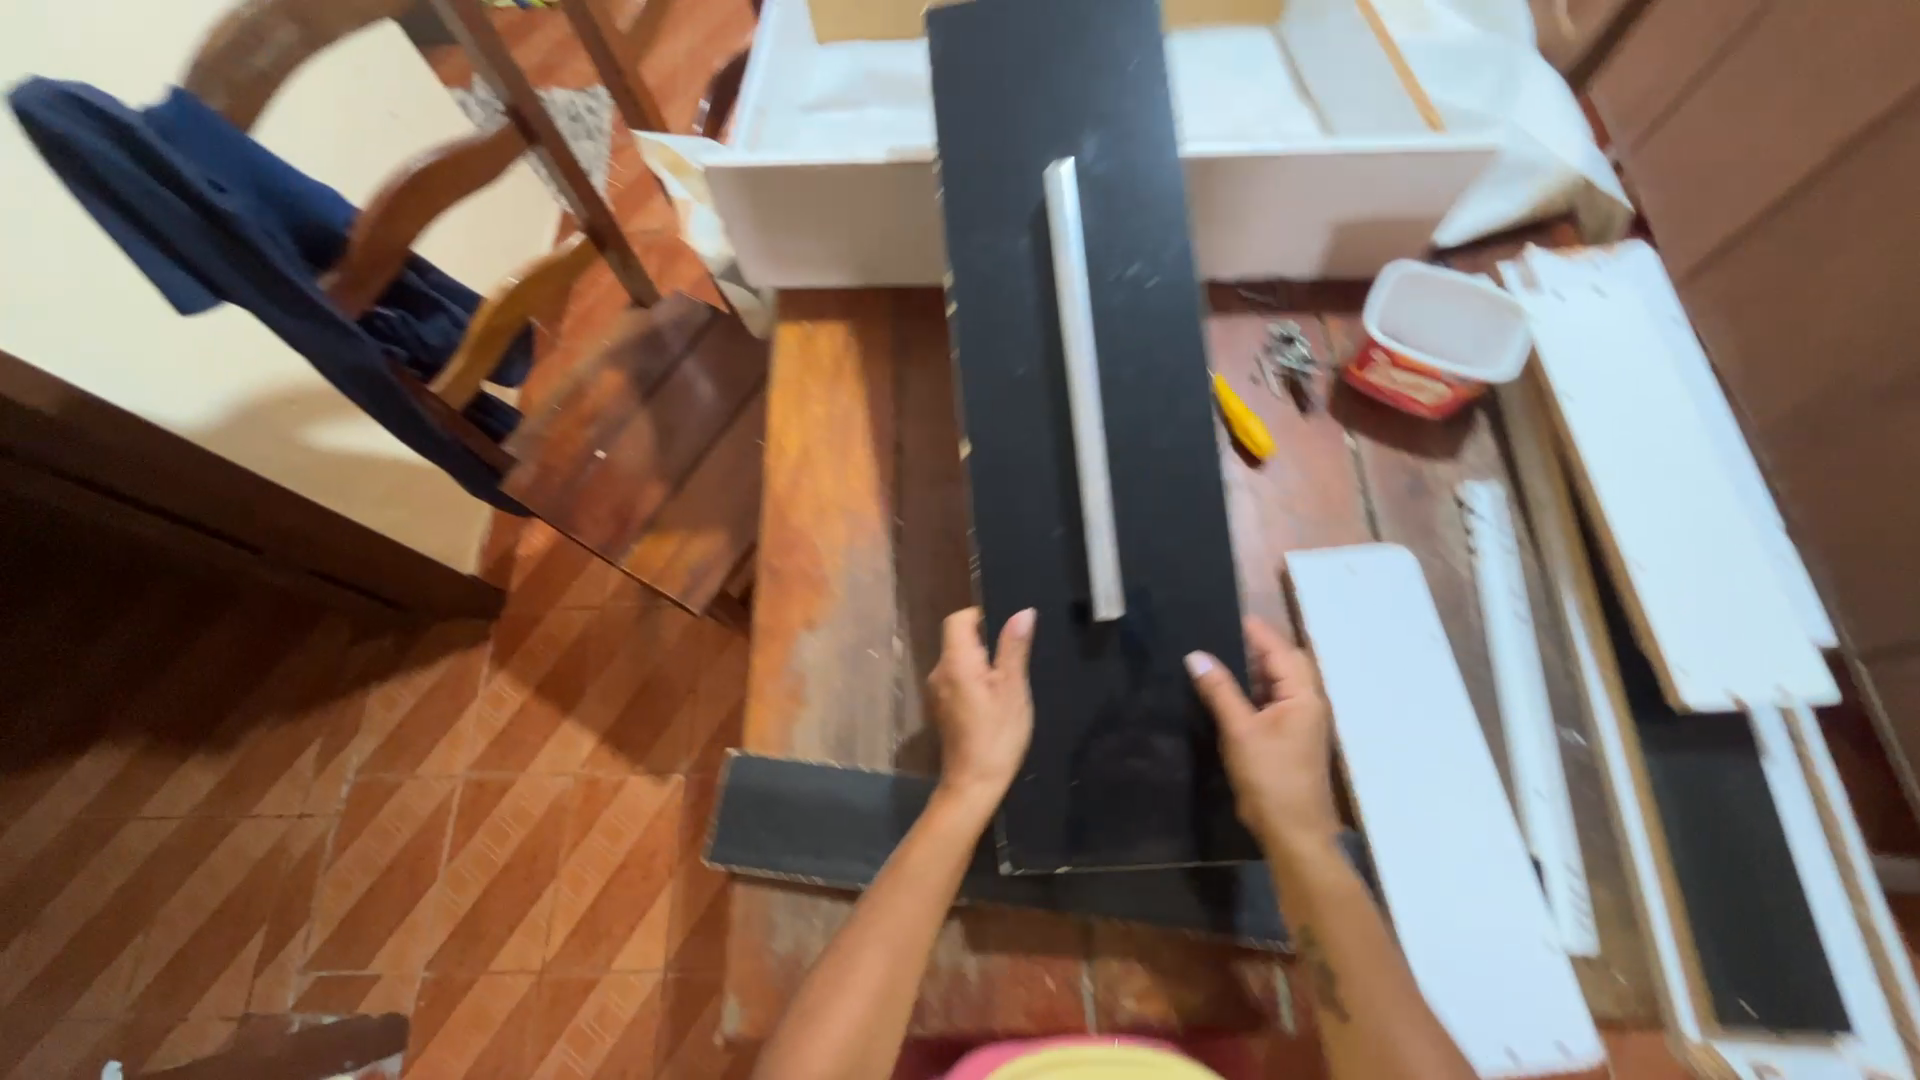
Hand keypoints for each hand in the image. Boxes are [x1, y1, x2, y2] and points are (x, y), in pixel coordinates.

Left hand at [927, 607, 1036, 802]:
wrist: (973, 783)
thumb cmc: (997, 734)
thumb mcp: (1013, 688)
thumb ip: (1014, 647)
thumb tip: (1022, 612)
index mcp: (955, 661)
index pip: (958, 619)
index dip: (981, 616)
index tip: (1007, 629)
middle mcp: (939, 671)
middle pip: (957, 639)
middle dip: (985, 641)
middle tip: (1015, 657)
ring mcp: (937, 691)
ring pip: (959, 660)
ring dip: (981, 662)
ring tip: (1008, 679)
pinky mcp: (941, 708)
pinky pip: (957, 679)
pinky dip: (974, 680)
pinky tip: (995, 699)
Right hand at [1186, 618, 1340, 857]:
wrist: (1294, 832)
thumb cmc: (1270, 778)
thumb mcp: (1240, 730)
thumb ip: (1219, 690)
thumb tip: (1196, 655)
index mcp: (1303, 696)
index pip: (1280, 650)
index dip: (1256, 632)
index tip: (1228, 615)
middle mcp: (1308, 703)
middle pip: (1285, 663)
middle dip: (1257, 647)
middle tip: (1221, 635)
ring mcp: (1302, 722)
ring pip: (1279, 684)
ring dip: (1255, 670)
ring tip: (1219, 658)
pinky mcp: (1291, 738)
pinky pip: (1274, 702)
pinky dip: (1255, 691)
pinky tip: (1229, 694)